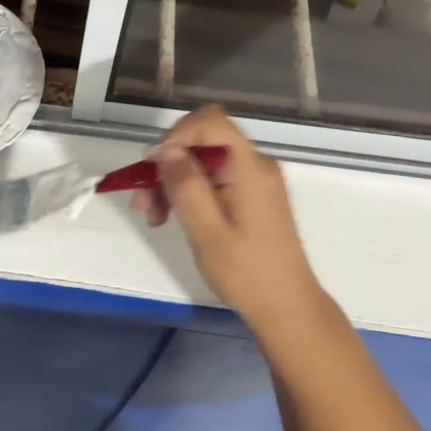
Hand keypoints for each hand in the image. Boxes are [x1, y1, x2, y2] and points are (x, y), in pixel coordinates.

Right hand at [129, 106, 322, 324]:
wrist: (287, 308)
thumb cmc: (246, 273)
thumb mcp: (206, 231)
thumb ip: (186, 186)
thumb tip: (166, 150)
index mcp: (249, 168)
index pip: (210, 122)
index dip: (176, 135)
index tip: (152, 168)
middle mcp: (256, 165)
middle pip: (203, 140)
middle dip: (168, 162)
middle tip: (143, 200)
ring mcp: (255, 181)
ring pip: (204, 160)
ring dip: (173, 180)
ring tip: (153, 216)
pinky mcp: (251, 197)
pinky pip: (214, 178)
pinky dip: (190, 191)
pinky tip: (172, 217)